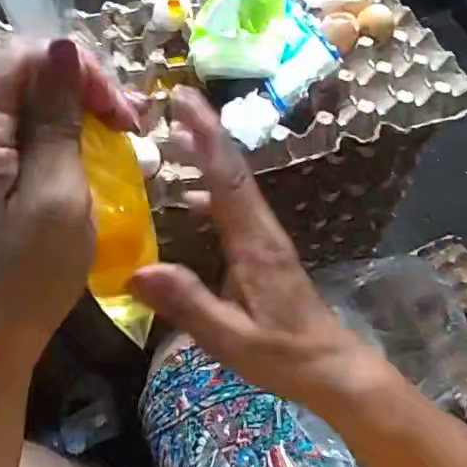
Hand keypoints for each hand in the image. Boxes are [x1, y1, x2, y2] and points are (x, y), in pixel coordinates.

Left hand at [0, 38, 138, 371]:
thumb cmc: (26, 280)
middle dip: (83, 89)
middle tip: (133, 125)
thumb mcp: (56, 196)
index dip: (77, 68)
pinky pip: (23, 135)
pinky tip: (94, 154)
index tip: (120, 111)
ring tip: (125, 136)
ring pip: (28, 105)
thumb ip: (58, 119)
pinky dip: (63, 138)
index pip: (20, 58)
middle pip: (24, 77)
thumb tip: (62, 47)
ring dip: (78, 113)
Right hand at [129, 87, 389, 407]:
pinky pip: (233, 204)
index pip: (227, 178)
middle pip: (232, 168)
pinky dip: (210, 186)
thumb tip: (136, 271)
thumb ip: (186, 302)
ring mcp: (264, 236)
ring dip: (206, 155)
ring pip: (233, 182)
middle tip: (174, 101)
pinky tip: (187, 197)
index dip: (205, 136)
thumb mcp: (228, 337)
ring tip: (171, 137)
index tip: (183, 101)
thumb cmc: (281, 354)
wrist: (329, 366)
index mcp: (254, 243)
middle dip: (205, 131)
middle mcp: (261, 228)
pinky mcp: (263, 247)